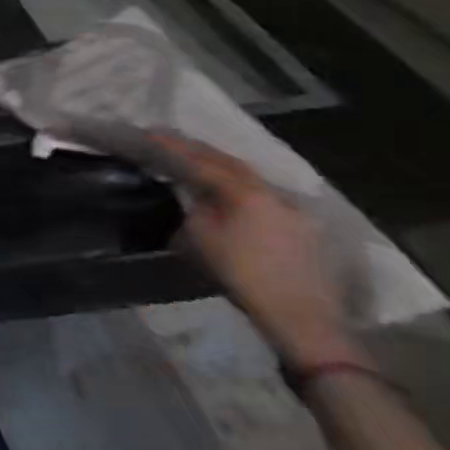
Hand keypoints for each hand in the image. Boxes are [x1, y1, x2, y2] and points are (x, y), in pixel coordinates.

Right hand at [141, 132, 365, 370]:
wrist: (299, 315)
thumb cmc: (239, 273)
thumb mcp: (199, 235)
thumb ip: (194, 204)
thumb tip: (189, 190)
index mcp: (245, 192)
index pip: (201, 160)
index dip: (172, 146)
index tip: (148, 133)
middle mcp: (273, 193)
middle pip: (230, 163)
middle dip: (198, 150)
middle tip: (169, 141)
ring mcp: (293, 209)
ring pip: (249, 176)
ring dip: (220, 166)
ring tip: (195, 161)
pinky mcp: (301, 226)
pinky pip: (262, 193)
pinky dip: (238, 184)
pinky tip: (226, 189)